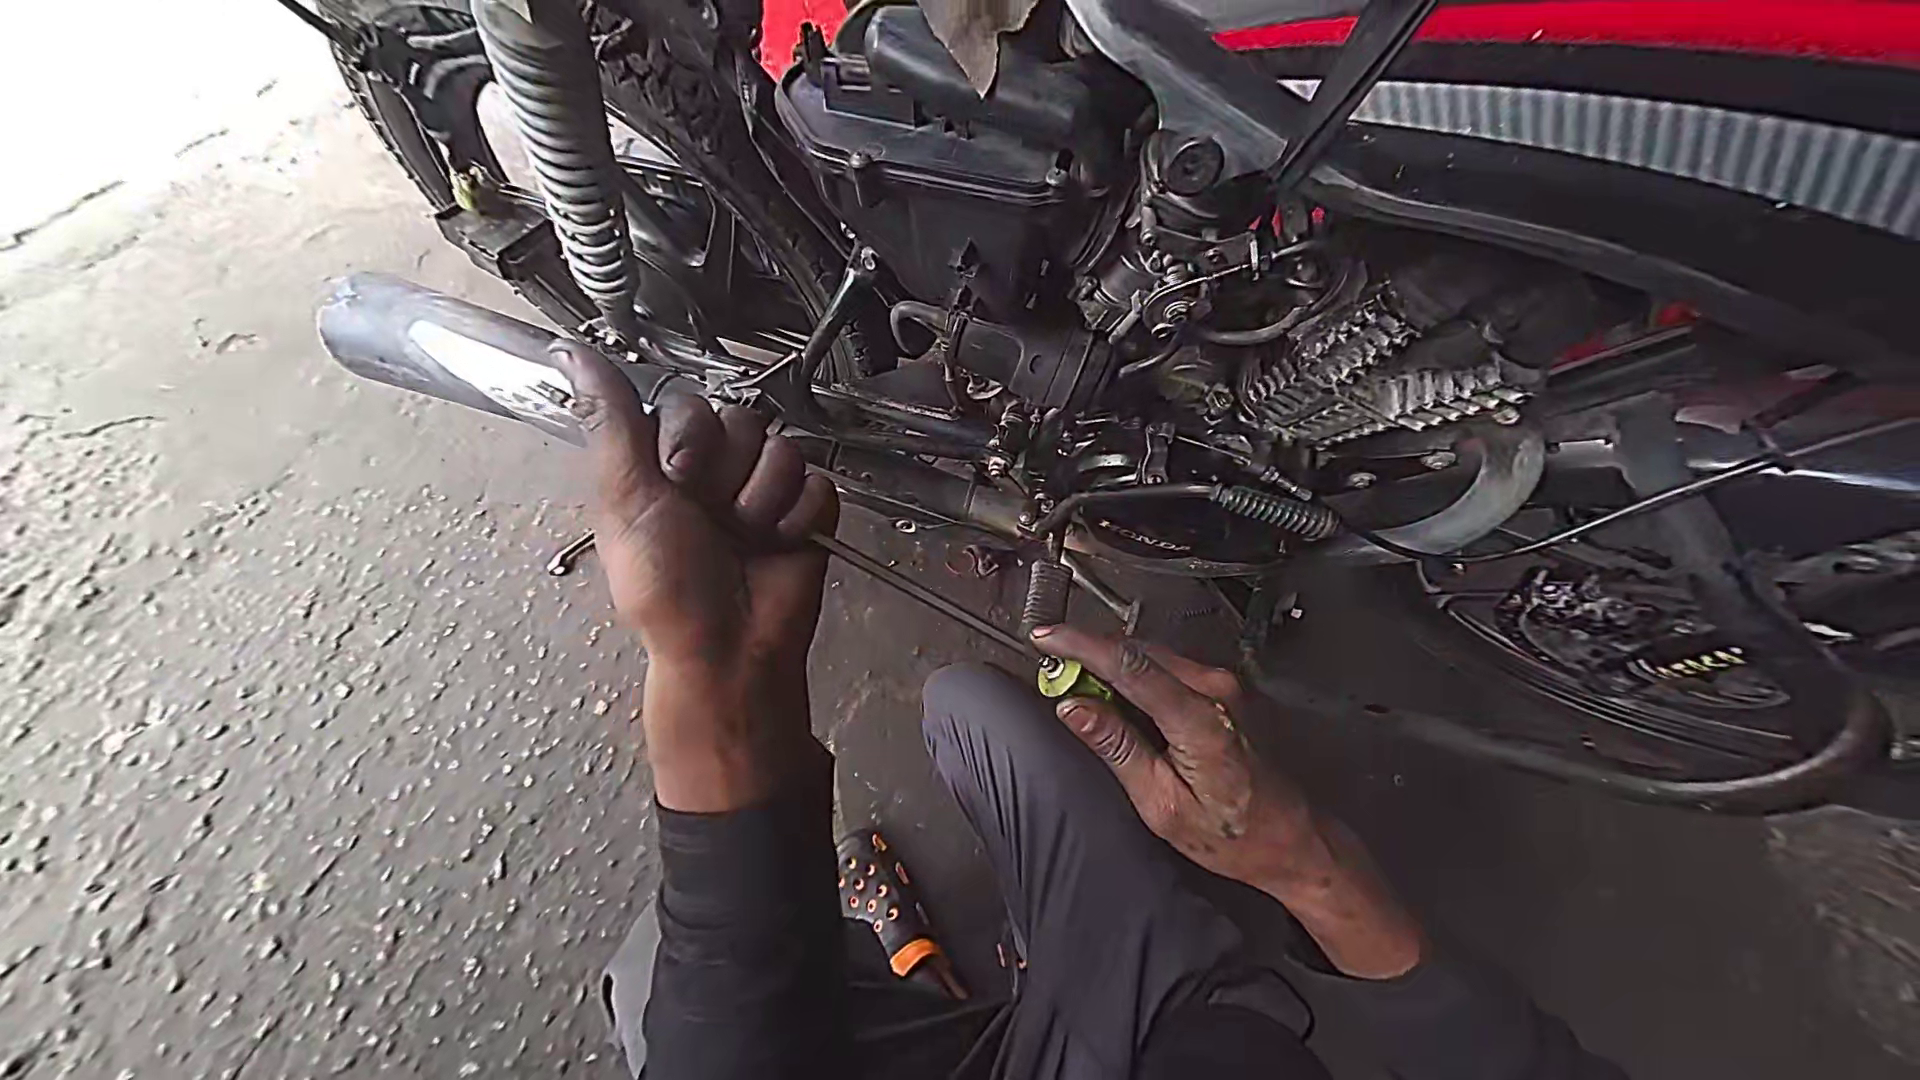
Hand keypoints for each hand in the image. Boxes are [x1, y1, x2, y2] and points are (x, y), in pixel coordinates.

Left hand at [551, 341, 837, 811]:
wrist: (731, 643)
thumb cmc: (669, 585)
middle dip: (729, 473)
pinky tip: (782, 542)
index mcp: (673, 464)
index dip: (693, 439)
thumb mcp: (628, 501)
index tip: (681, 480)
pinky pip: (819, 483)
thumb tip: (571, 353)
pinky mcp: (811, 512)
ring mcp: (770, 491)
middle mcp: (723, 471)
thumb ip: (613, 425)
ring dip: (764, 499)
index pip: (695, 406)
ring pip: (785, 449)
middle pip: (745, 421)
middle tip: (717, 516)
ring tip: (750, 535)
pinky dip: (801, 516)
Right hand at [1032, 624, 1422, 977]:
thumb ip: (1117, 747)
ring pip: (1147, 654)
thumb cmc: (1235, 833)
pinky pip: (1164, 665)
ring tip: (1080, 691)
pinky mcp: (1221, 685)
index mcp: (1200, 720)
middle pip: (1134, 651)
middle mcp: (1215, 688)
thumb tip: (1074, 708)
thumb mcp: (1163, 804)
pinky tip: (1117, 697)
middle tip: (1053, 675)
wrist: (1295, 836)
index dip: (1079, 645)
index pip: (1128, 665)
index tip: (1046, 637)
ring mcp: (1222, 683)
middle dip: (1086, 655)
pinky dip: (1131, 672)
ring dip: (1107, 664)